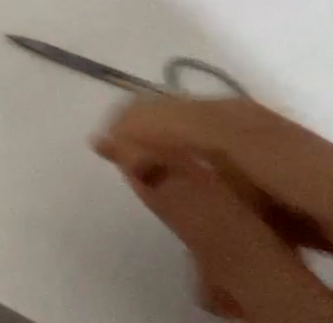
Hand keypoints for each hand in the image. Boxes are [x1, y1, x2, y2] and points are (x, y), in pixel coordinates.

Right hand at [96, 98, 332, 319]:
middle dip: (203, 188)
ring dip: (238, 219)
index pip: (248, 127)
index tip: (102, 145)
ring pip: (296, 182)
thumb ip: (221, 236)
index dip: (160, 120)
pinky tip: (271, 282)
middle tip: (182, 258)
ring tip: (225, 292)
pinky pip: (327, 210)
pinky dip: (283, 235)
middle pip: (272, 152)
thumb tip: (136, 153)